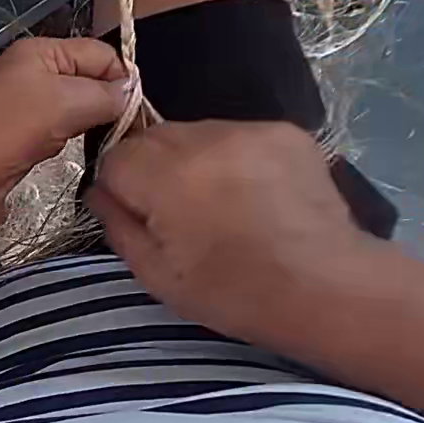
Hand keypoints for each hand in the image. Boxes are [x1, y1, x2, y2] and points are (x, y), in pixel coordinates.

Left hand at [0, 38, 129, 248]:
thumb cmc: (11, 131)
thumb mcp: (65, 102)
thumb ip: (105, 94)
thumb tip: (132, 94)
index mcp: (41, 51)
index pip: (99, 53)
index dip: (123, 77)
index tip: (140, 109)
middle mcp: (33, 73)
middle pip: (88, 80)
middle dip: (108, 101)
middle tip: (128, 129)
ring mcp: (26, 107)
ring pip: (75, 109)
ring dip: (89, 124)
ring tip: (103, 139)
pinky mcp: (22, 138)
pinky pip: (59, 132)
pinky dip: (69, 140)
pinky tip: (69, 150)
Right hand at [86, 120, 408, 354]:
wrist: (326, 289)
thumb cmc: (231, 293)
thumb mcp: (155, 274)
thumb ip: (116, 224)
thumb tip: (98, 191)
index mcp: (165, 176)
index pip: (114, 156)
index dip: (120, 187)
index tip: (141, 216)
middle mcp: (203, 138)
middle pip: (151, 137)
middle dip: (152, 169)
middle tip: (178, 212)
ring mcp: (248, 129)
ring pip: (192, 132)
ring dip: (190, 160)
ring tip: (217, 202)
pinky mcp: (283, 130)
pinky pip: (233, 134)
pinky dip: (229, 157)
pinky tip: (249, 192)